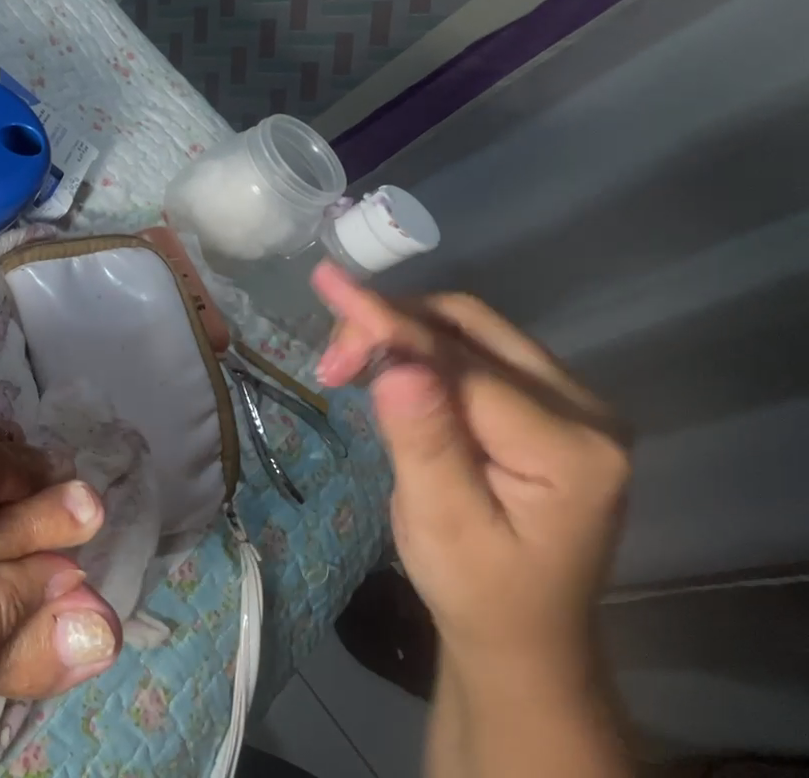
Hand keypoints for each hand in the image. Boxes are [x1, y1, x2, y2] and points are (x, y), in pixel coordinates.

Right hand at [312, 263, 628, 664]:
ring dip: (398, 332)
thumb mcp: (441, 522)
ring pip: (468, 329)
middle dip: (390, 324)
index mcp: (569, 447)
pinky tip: (382, 372)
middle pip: (471, 326)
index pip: (461, 363)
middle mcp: (585, 410)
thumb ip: (424, 441)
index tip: (326, 281)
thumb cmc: (475, 586)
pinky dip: (416, 346)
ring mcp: (569, 404)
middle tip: (330, 363)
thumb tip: (398, 368)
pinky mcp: (543, 405)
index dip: (388, 323)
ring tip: (344, 368)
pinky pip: (471, 349)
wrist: (520, 629)